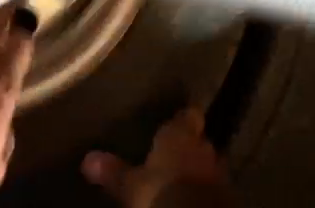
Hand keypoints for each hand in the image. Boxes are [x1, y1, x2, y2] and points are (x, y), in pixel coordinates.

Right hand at [82, 108, 227, 207]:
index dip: (183, 118)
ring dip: (198, 171)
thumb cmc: (162, 194)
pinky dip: (205, 192)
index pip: (187, 116)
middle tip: (172, 153)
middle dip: (189, 147)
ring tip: (181, 178)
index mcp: (181, 136)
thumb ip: (113, 171)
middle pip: (199, 141)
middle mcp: (204, 148)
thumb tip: (87, 159)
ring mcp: (220, 175)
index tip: (177, 118)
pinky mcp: (227, 199)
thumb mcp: (131, 186)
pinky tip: (193, 198)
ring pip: (208, 166)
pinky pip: (214, 190)